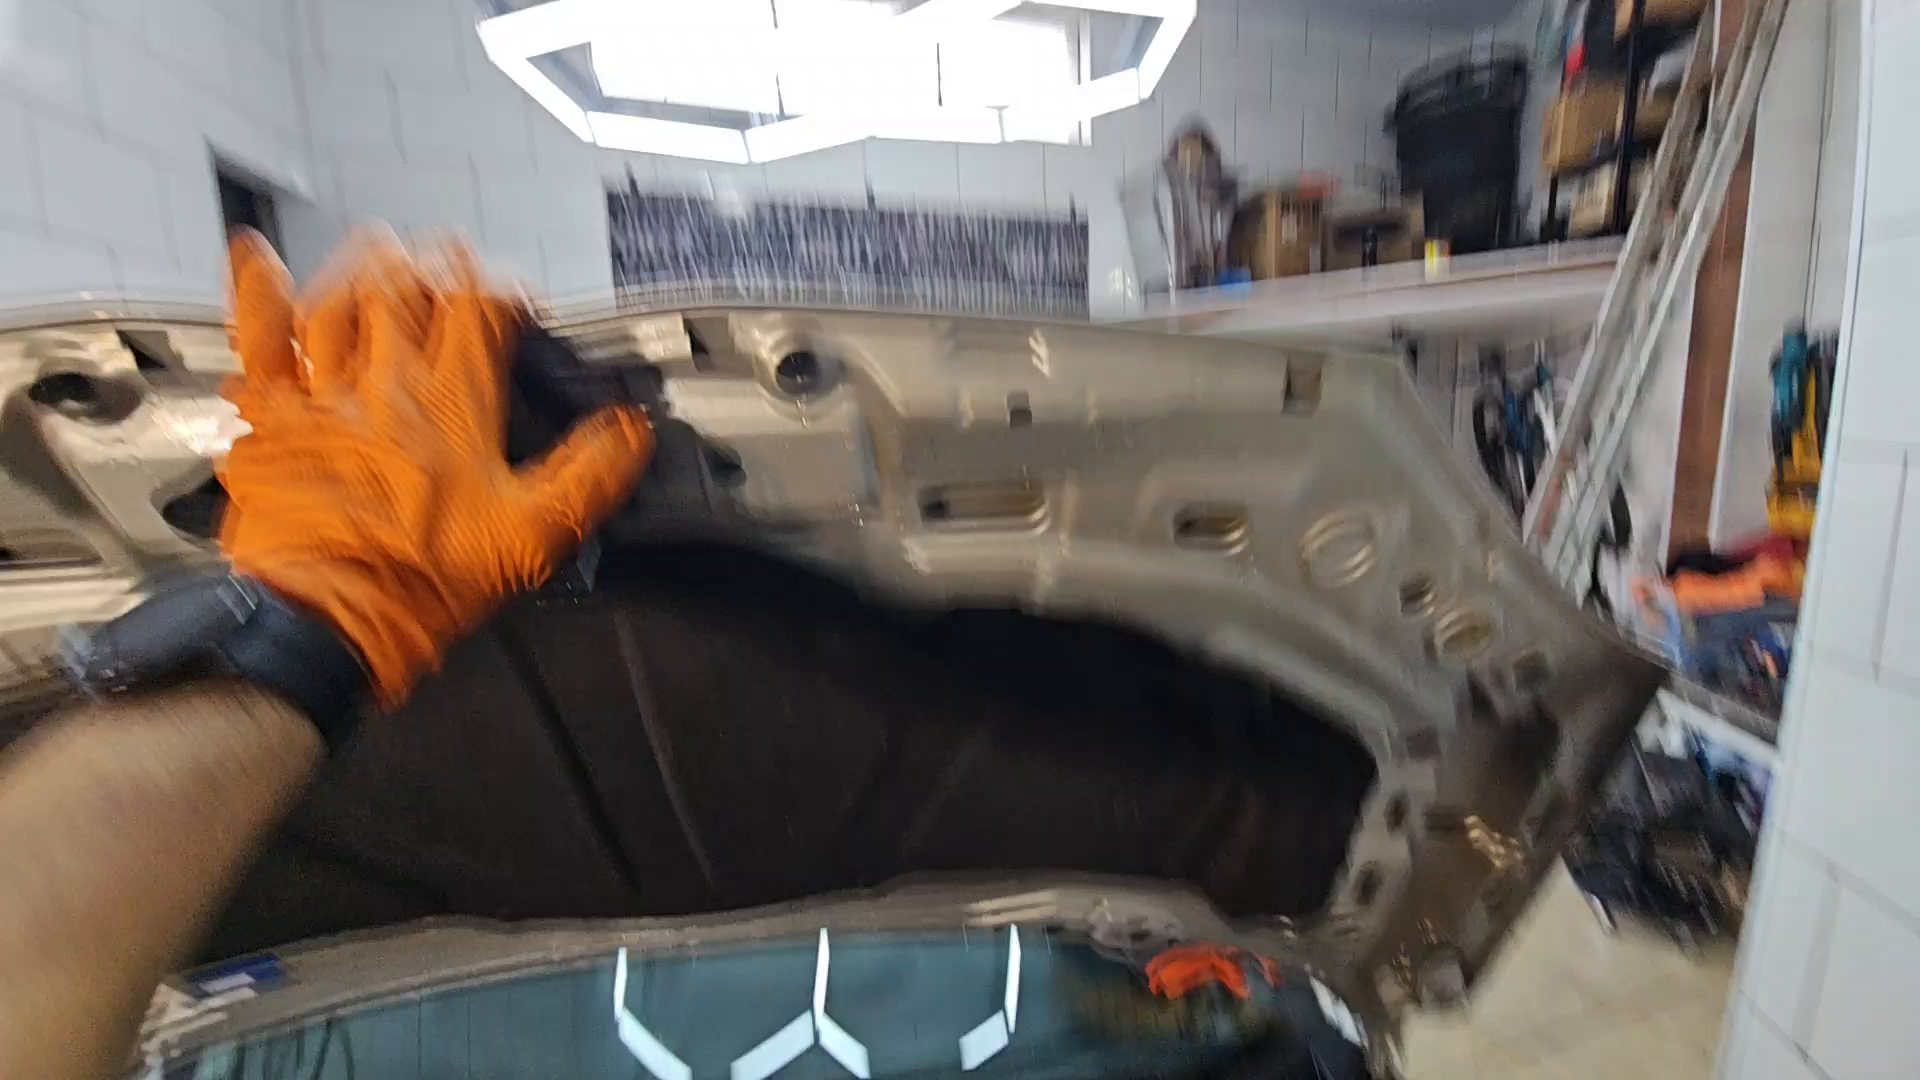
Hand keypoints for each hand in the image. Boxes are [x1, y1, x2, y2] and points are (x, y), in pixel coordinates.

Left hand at [219, 230, 653, 707]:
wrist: (335, 612)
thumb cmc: (431, 574)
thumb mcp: (541, 530)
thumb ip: (594, 472)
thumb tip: (632, 430)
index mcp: (457, 408)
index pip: (481, 321)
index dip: (503, 296)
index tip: (517, 295)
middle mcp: (390, 387)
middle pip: (413, 301)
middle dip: (438, 270)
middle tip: (450, 252)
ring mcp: (326, 396)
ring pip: (344, 304)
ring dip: (368, 269)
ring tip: (387, 246)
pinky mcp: (274, 417)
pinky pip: (258, 337)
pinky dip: (255, 291)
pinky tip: (255, 258)